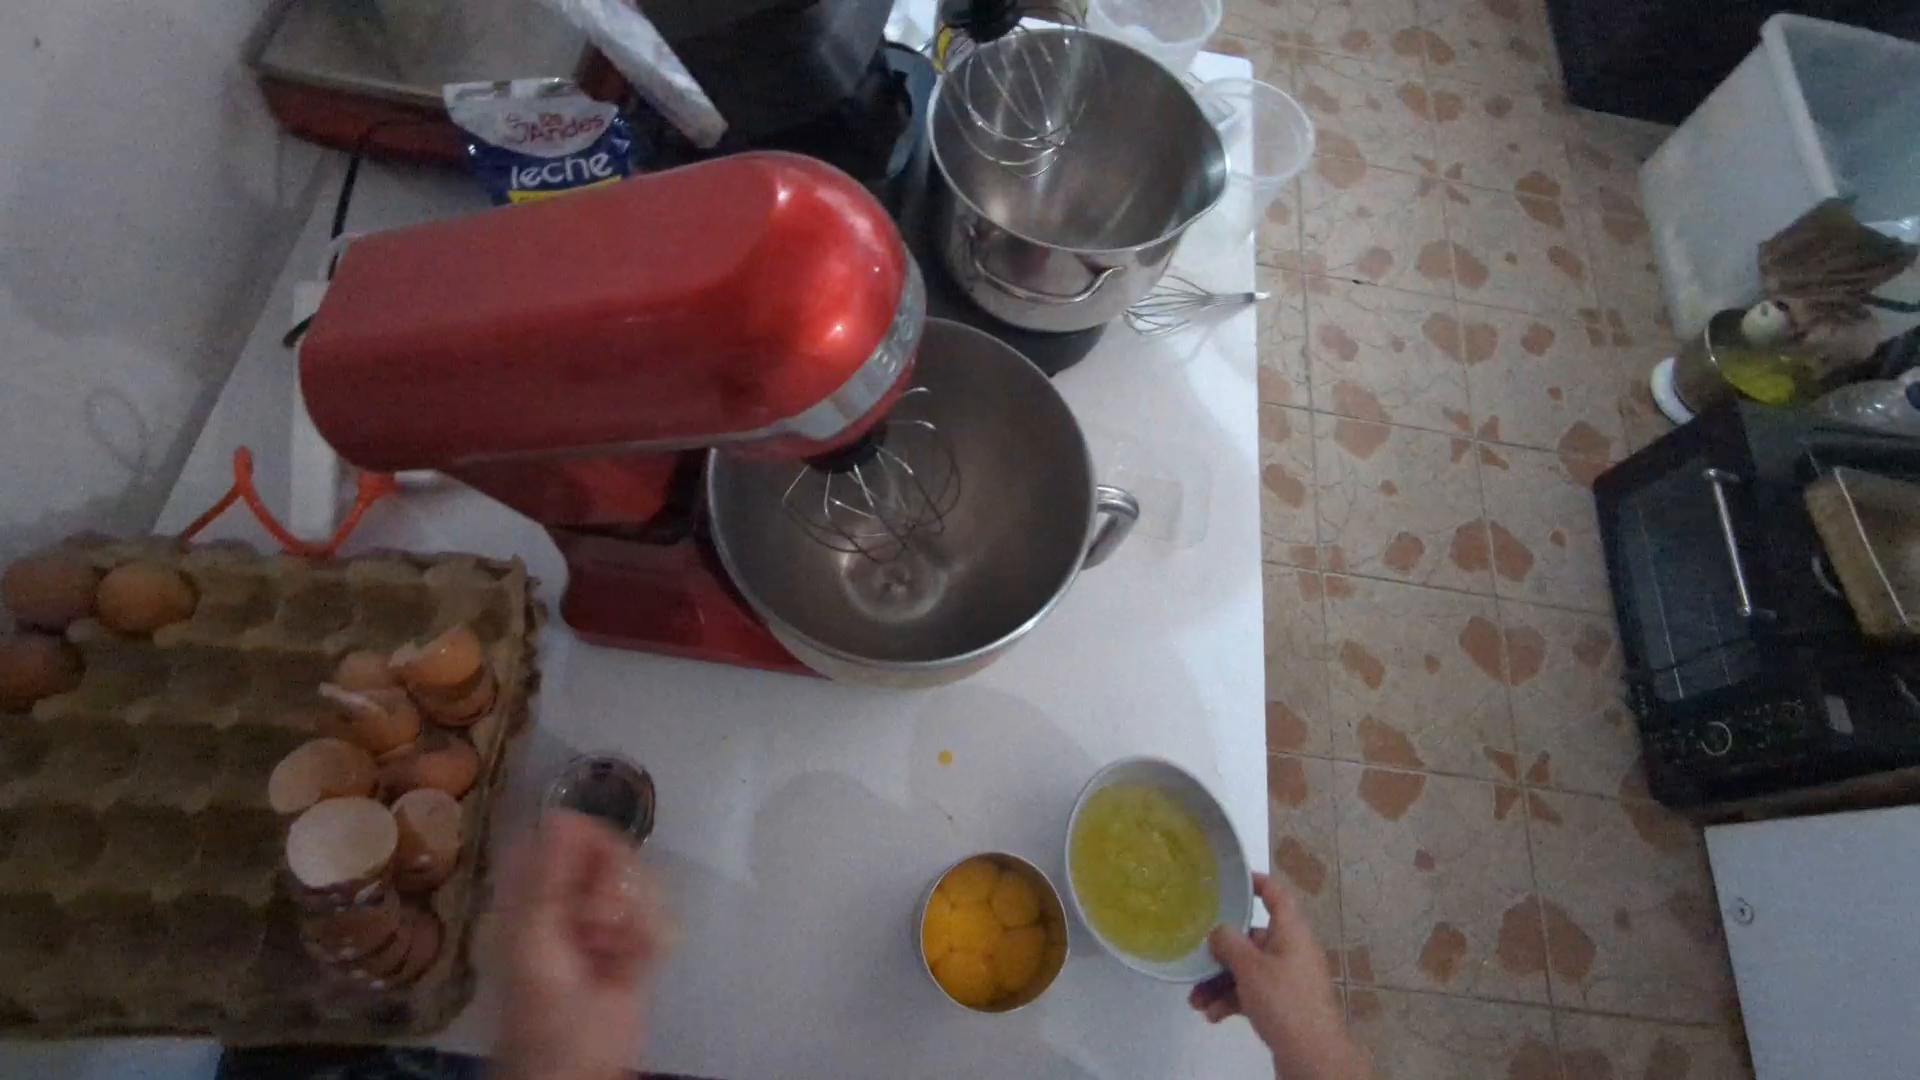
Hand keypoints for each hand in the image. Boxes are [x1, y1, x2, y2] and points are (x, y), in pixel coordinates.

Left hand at [494, 810, 675, 1079]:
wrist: (580, 1070)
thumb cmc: (544, 1013)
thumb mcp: (535, 943)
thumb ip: (548, 878)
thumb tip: (562, 814)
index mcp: (539, 894)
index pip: (572, 835)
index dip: (595, 840)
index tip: (606, 863)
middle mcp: (574, 899)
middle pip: (616, 853)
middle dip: (619, 886)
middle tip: (602, 923)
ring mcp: (610, 919)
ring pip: (644, 880)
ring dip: (639, 914)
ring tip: (618, 951)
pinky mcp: (640, 938)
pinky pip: (662, 910)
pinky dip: (656, 933)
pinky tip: (641, 958)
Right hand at [1189, 874, 1368, 1079]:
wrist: (1315, 1062)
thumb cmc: (1284, 1002)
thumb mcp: (1250, 967)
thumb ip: (1228, 941)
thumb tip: (1218, 931)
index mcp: (1291, 933)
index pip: (1277, 895)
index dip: (1256, 882)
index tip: (1231, 880)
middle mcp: (1291, 952)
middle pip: (1252, 937)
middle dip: (1221, 950)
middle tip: (1196, 956)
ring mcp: (1288, 981)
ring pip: (1247, 970)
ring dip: (1219, 982)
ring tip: (1195, 1000)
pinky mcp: (1284, 1007)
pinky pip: (1252, 993)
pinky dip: (1232, 1000)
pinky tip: (1212, 1015)